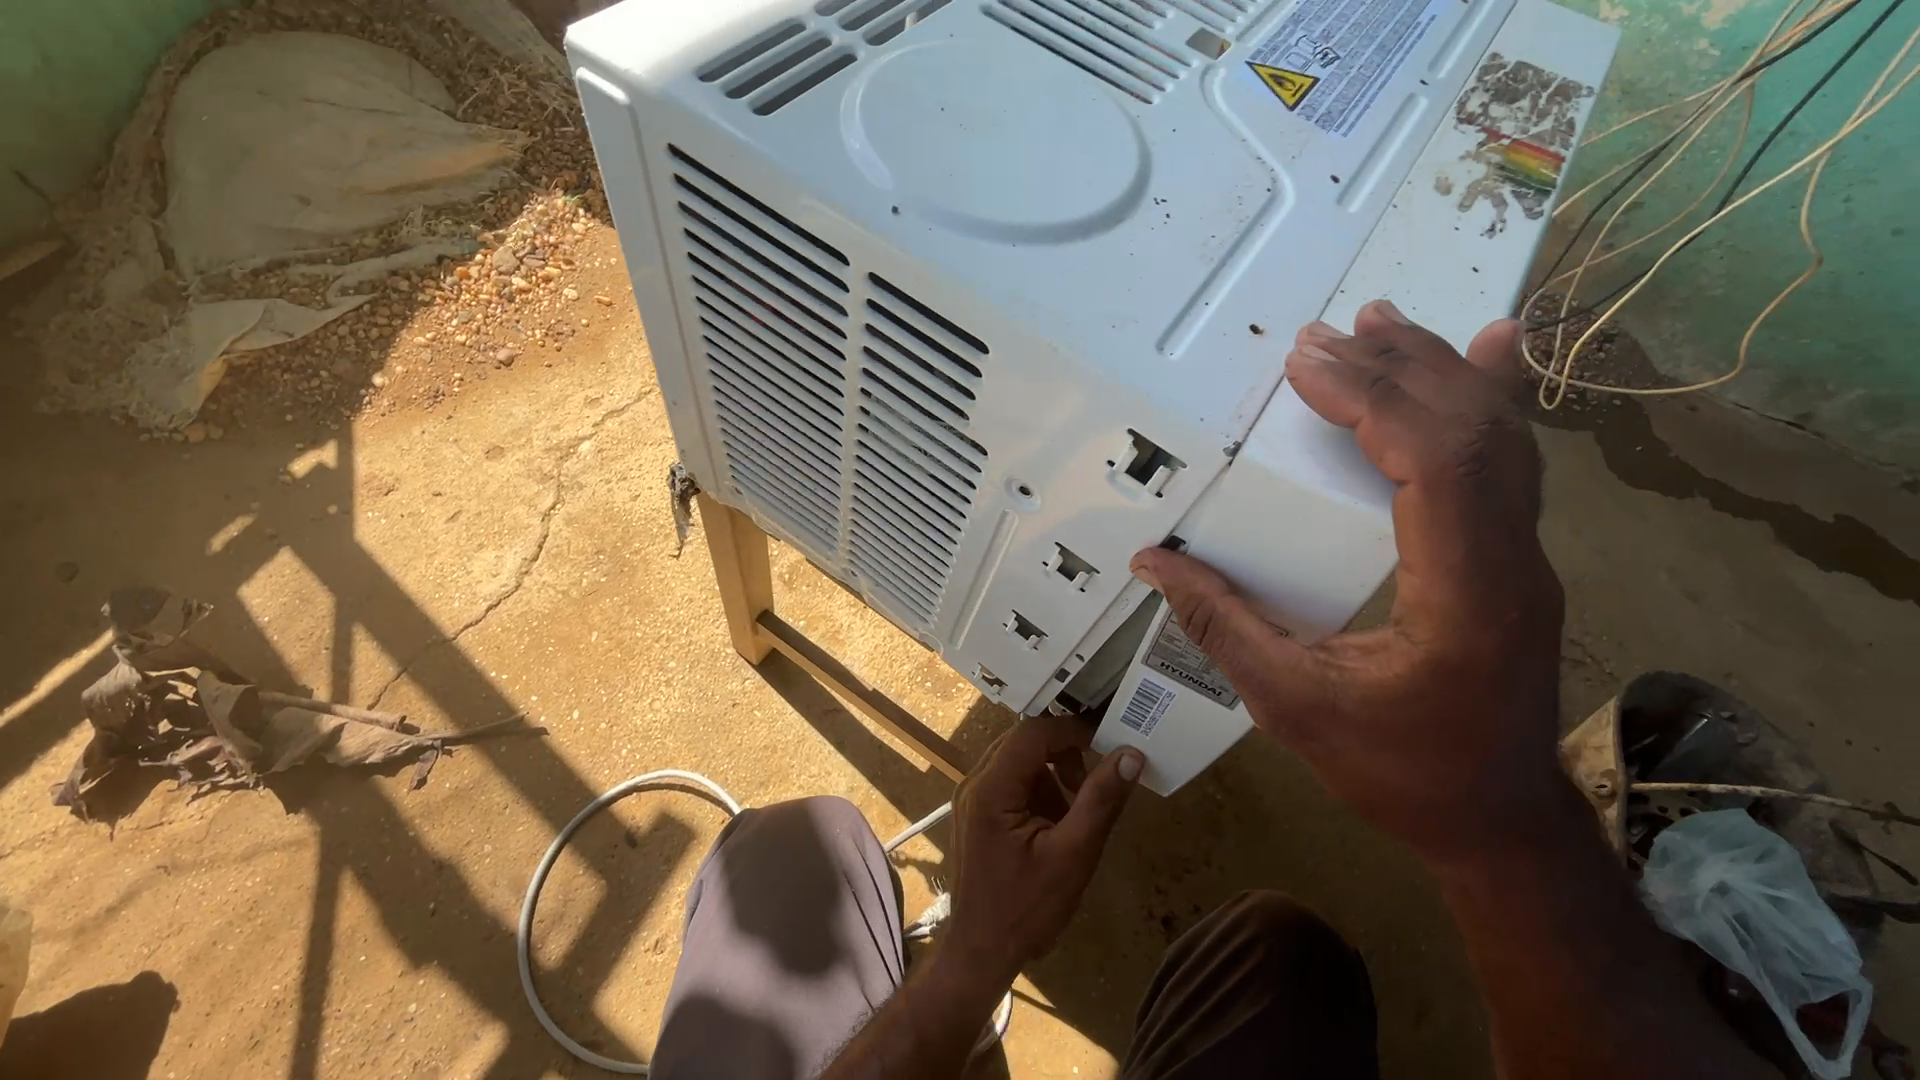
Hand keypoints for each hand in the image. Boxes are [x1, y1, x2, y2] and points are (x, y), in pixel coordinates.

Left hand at [945, 715, 1144, 984]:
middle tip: (1094, 782)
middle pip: (1022, 743)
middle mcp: (974, 784)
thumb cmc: (1027, 908)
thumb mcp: (1074, 854)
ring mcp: (970, 800)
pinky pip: (1009, 784)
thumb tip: (1130, 754)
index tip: (1107, 744)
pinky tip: (1054, 828)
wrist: (981, 954)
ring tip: (1075, 815)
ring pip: (1017, 763)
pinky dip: (1037, 793)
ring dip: (1051, 776)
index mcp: (991, 788)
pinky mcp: (975, 815)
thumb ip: (1101, 800)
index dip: (1071, 730)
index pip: (1032, 732)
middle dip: (1063, 754)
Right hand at [1131, 300, 1570, 866]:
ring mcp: (1526, 558)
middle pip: (1473, 433)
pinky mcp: (1516, 559)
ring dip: (1440, 373)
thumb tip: (1152, 564)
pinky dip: (1489, 399)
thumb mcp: (1292, 705)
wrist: (1497, 819)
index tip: (1309, 365)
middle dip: (1397, 371)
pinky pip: (1509, 463)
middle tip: (1328, 335)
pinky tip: (1486, 354)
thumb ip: (1222, 625)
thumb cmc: (1399, 772)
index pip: (1435, 465)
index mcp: (1464, 595)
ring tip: (1383, 323)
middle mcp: (1512, 562)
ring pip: (1500, 439)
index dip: (1375, 401)